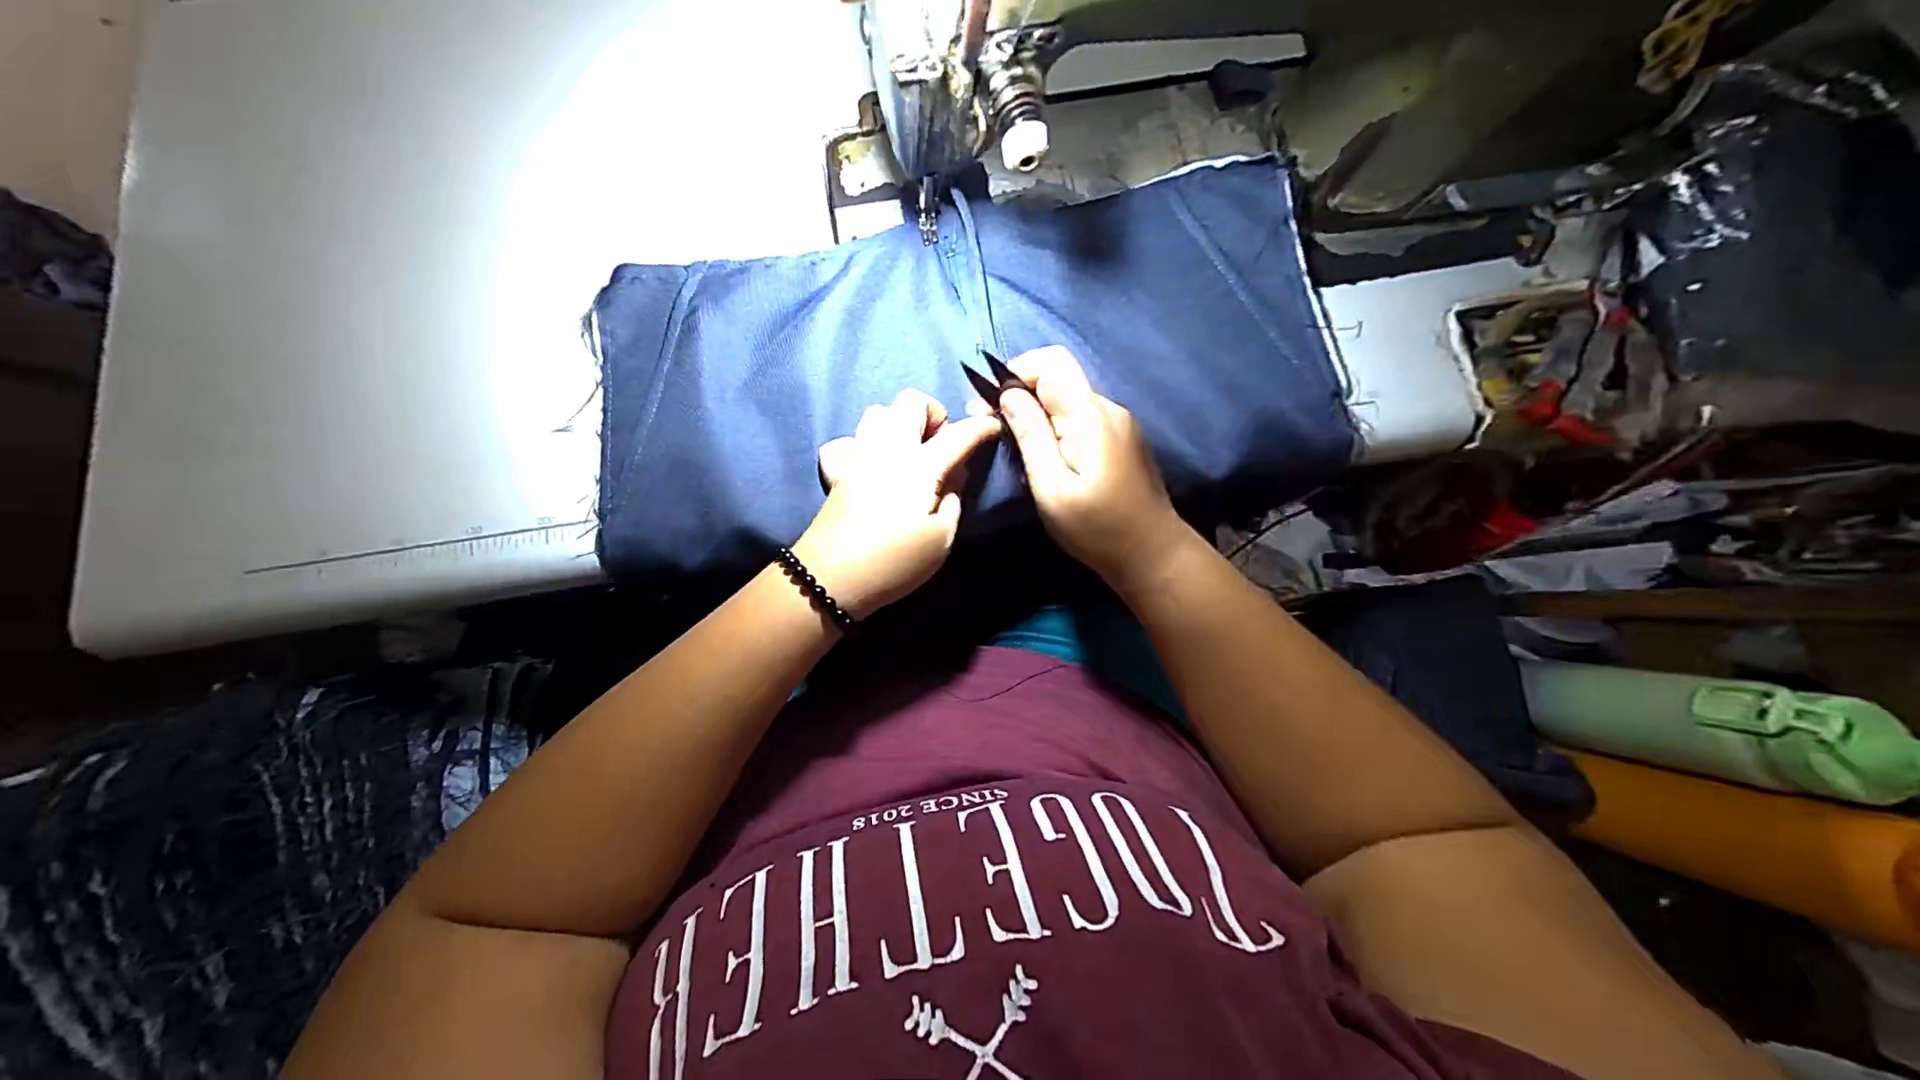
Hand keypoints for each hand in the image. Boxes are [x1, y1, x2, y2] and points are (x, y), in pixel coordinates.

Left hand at [791, 389, 1001, 618]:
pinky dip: (862, 445)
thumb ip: (954, 500)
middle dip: (934, 413)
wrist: (831, 578)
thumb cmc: (893, 562)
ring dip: (899, 422)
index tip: (994, 427)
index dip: (982, 427)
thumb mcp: (941, 540)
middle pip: (910, 401)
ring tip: (909, 451)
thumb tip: (955, 476)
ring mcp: (858, 456)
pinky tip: (871, 466)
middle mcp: (888, 449)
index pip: (958, 434)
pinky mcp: (836, 470)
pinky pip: (848, 440)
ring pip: (878, 412)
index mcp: (920, 466)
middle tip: (942, 444)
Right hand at [987, 346, 1192, 594]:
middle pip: (1059, 377)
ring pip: (1069, 398)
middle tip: (991, 423)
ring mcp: (1119, 423)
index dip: (1015, 372)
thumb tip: (1007, 393)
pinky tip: (1043, 452)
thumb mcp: (1052, 487)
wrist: (1153, 555)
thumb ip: (1030, 436)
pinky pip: (1081, 417)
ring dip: (1037, 410)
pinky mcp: (1121, 439)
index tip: (989, 403)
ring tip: (1012, 440)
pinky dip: (1056, 424)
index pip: (1051, 363)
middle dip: (1020, 392)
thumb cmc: (1097, 528)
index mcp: (1091, 416)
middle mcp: (1108, 409)